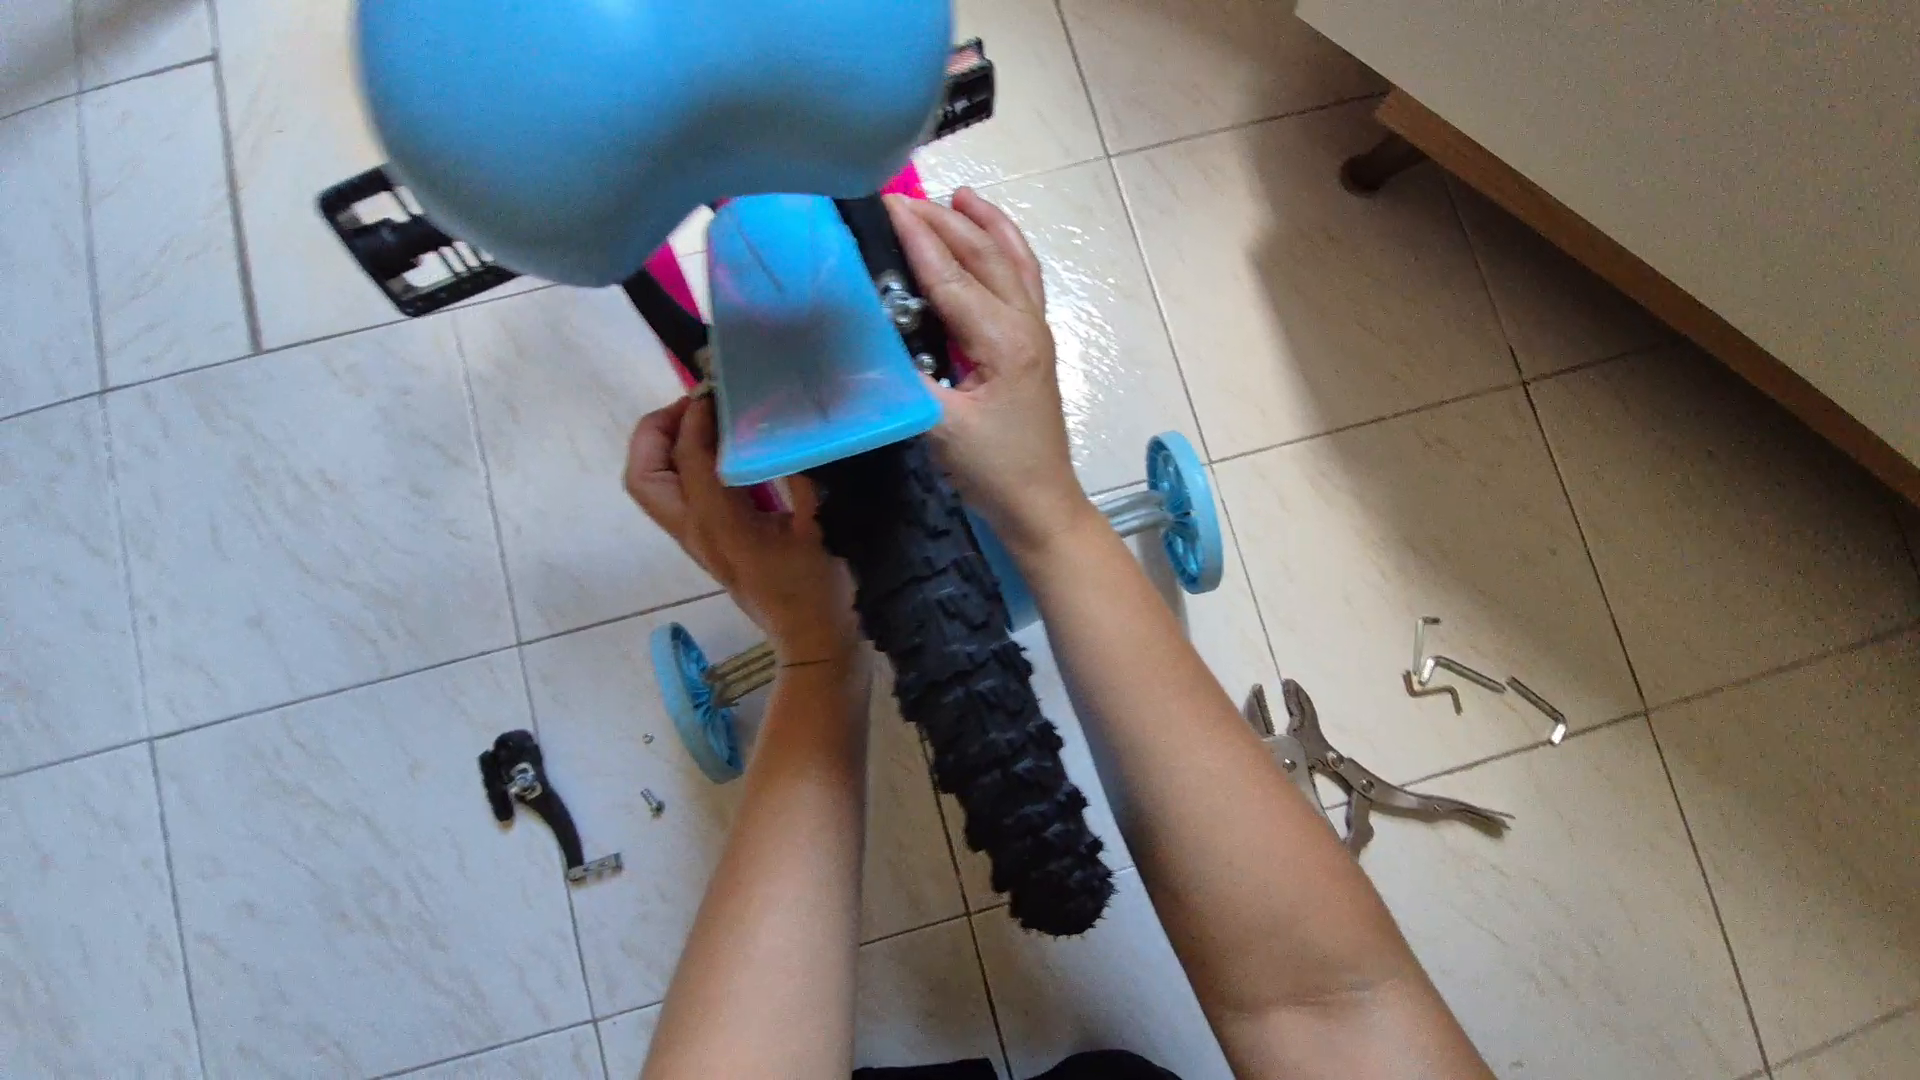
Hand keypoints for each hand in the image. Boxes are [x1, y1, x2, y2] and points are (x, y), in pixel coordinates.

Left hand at [625, 396, 858, 664]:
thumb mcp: (820, 529)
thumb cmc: (821, 590)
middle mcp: (696, 532)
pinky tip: (724, 452)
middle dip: (658, 430)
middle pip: (644, 473)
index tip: (720, 389)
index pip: (691, 459)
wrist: (813, 641)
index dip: (700, 418)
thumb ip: (801, 478)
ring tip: (706, 421)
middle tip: (696, 405)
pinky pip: (676, 495)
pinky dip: (684, 464)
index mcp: (722, 527)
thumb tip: (790, 431)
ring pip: (653, 485)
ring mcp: (698, 541)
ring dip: (667, 446)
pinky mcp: (708, 544)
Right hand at [885, 188, 1097, 556]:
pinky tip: (992, 242)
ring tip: (959, 196)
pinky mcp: (1035, 345)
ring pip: (1013, 261)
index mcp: (1003, 341)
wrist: (1039, 502)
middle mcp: (1025, 325)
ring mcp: (1036, 332)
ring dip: (986, 225)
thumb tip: (869, 338)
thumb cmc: (993, 470)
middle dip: (944, 221)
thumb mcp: (941, 428)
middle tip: (901, 196)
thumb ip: (904, 379)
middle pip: (984, 256)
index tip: (883, 203)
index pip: (951, 277)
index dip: (917, 238)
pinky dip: (1007, 252)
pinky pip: (1023, 282)